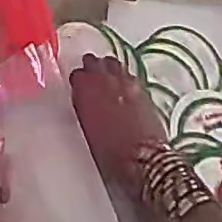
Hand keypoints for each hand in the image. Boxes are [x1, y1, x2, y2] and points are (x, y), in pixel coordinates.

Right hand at [70, 56, 167, 187]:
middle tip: (91, 75)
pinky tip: (124, 87)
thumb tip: (86, 101)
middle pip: (96, 63)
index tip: (78, 85)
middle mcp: (107, 80)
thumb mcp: (87, 129)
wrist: (142, 157)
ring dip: (109, 69)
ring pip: (115, 64)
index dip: (78, 80)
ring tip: (108, 76)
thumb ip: (85, 107)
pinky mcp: (143, 89)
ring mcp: (127, 82)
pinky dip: (124, 78)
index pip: (78, 75)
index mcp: (87, 90)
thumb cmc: (109, 152)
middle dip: (92, 68)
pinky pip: (129, 75)